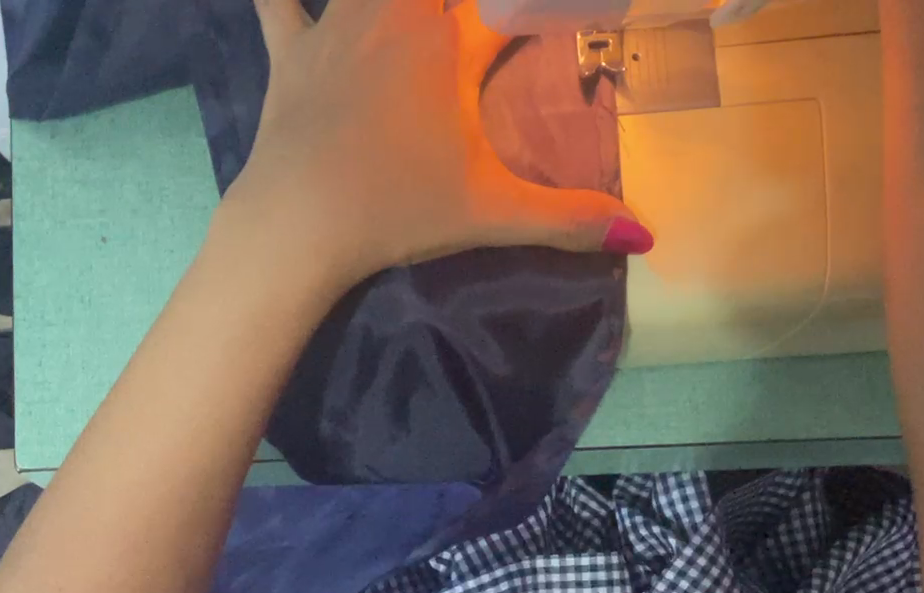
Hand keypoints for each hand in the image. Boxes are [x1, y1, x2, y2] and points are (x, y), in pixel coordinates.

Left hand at [223, 0, 652, 290]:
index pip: (509, 5)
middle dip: (461, 8)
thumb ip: (567, 219)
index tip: (545, 21)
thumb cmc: (398, 211)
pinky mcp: (290, 52)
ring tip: (416, 13)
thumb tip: (645, 237)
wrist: (301, 225)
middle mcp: (399, 15)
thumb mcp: (491, 216)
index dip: (536, 11)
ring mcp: (338, 25)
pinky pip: (278, 3)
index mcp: (452, 46)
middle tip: (470, 28)